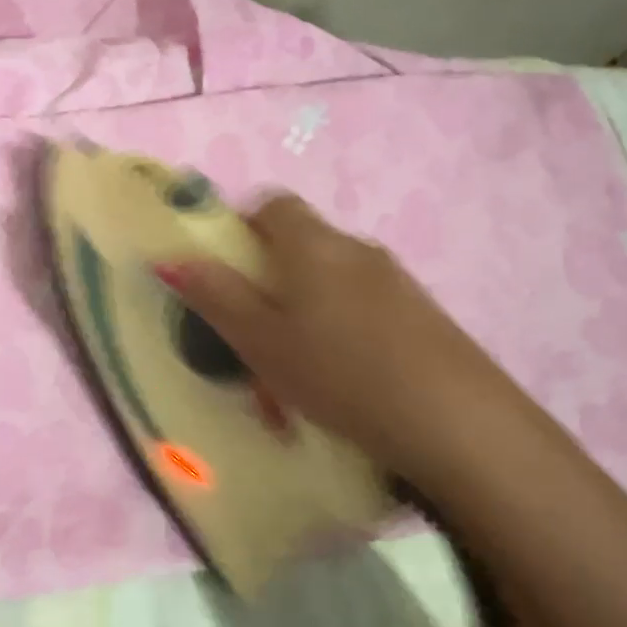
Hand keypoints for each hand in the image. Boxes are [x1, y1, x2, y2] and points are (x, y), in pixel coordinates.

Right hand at [156, 194, 556, 484]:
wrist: (455, 422)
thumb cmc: (336, 372)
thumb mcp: (258, 339)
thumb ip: (214, 295)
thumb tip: (171, 257)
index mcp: (311, 244)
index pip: (271, 204)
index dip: (240, 228)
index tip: (224, 272)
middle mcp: (356, 248)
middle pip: (300, 246)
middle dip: (269, 281)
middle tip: (251, 334)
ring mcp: (397, 281)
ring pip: (331, 283)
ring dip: (303, 313)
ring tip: (292, 372)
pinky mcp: (423, 316)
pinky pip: (363, 309)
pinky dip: (340, 333)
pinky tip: (340, 382)